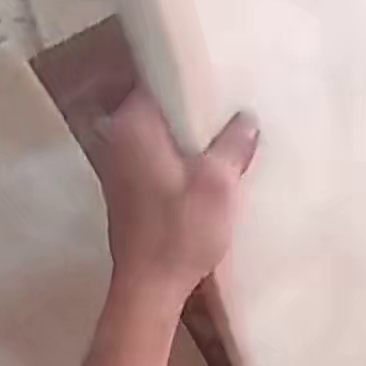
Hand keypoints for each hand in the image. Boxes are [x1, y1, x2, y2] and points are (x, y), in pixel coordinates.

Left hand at [100, 89, 259, 296]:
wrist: (150, 287)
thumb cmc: (181, 233)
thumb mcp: (218, 186)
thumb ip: (233, 145)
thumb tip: (246, 119)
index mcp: (134, 124)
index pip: (163, 78)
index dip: (195, 79)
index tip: (226, 82)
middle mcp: (118, 138)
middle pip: (162, 110)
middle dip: (196, 113)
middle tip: (234, 112)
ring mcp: (118, 168)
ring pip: (161, 139)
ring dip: (189, 142)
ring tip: (226, 143)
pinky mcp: (127, 195)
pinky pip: (157, 164)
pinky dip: (179, 165)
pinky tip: (205, 176)